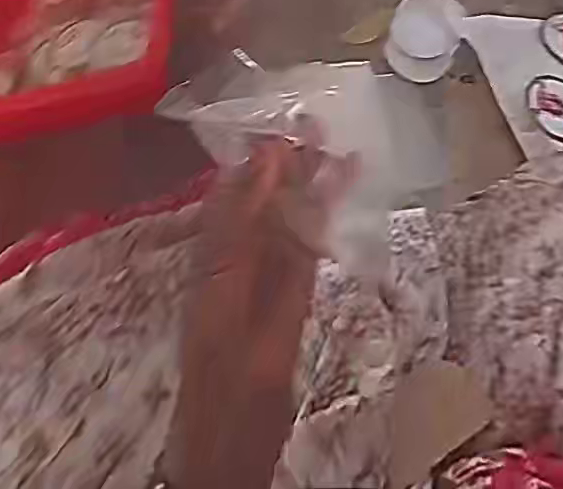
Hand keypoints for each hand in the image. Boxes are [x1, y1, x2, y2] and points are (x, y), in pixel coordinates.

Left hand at [169, 140, 355, 488]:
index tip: (280, 124)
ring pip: (295, 211)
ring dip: (314, 179)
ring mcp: (272, 267)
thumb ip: (245, 225)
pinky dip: (329, 209)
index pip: (236, 191)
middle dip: (290, 160)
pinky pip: (313, 236)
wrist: (232, 439)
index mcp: (216, 250)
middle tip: (315, 122)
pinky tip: (347, 184)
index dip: (257, 158)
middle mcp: (242, 251)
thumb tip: (265, 162)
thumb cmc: (223, 370)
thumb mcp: (224, 289)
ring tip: (338, 143)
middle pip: (268, 196)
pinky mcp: (298, 282)